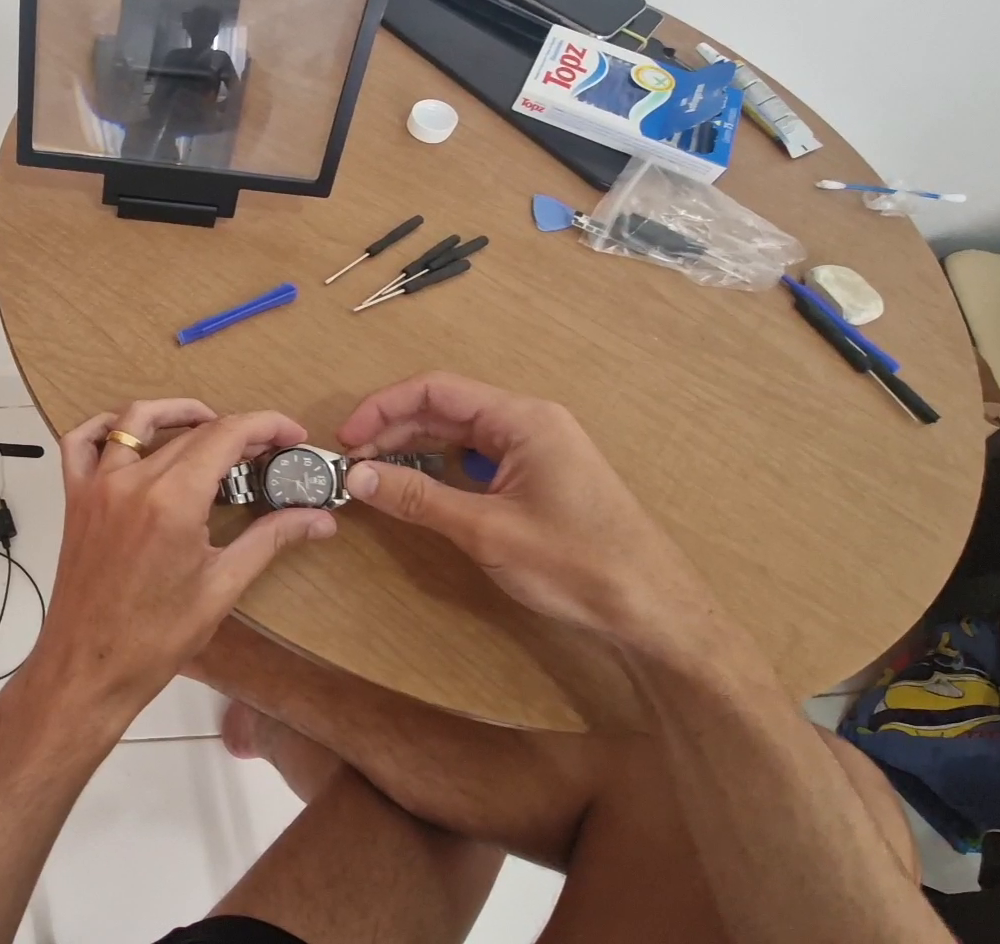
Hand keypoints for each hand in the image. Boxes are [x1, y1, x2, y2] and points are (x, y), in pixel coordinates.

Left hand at [30, 400, 336, 719]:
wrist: (89, 668)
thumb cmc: (154, 639)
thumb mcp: (221, 587)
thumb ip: (270, 539)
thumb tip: (318, 519)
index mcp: (172, 501)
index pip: (227, 434)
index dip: (266, 426)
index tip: (291, 435)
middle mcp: (131, 482)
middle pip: (192, 430)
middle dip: (236, 431)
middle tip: (265, 452)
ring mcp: (97, 486)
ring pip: (136, 420)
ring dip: (177, 413)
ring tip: (209, 426)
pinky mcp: (76, 499)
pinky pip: (81, 442)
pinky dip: (106, 426)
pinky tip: (132, 435)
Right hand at [337, 372, 712, 649]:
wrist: (653, 609)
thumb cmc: (576, 564)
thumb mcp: (486, 530)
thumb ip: (417, 498)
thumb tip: (357, 476)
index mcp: (522, 419)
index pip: (435, 390)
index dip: (382, 408)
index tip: (346, 439)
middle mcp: (527, 422)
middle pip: (443, 409)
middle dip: (391, 431)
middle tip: (351, 464)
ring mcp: (534, 448)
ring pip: (455, 433)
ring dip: (410, 449)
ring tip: (372, 475)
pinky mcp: (535, 474)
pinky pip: (473, 456)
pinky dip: (436, 466)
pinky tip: (415, 487)